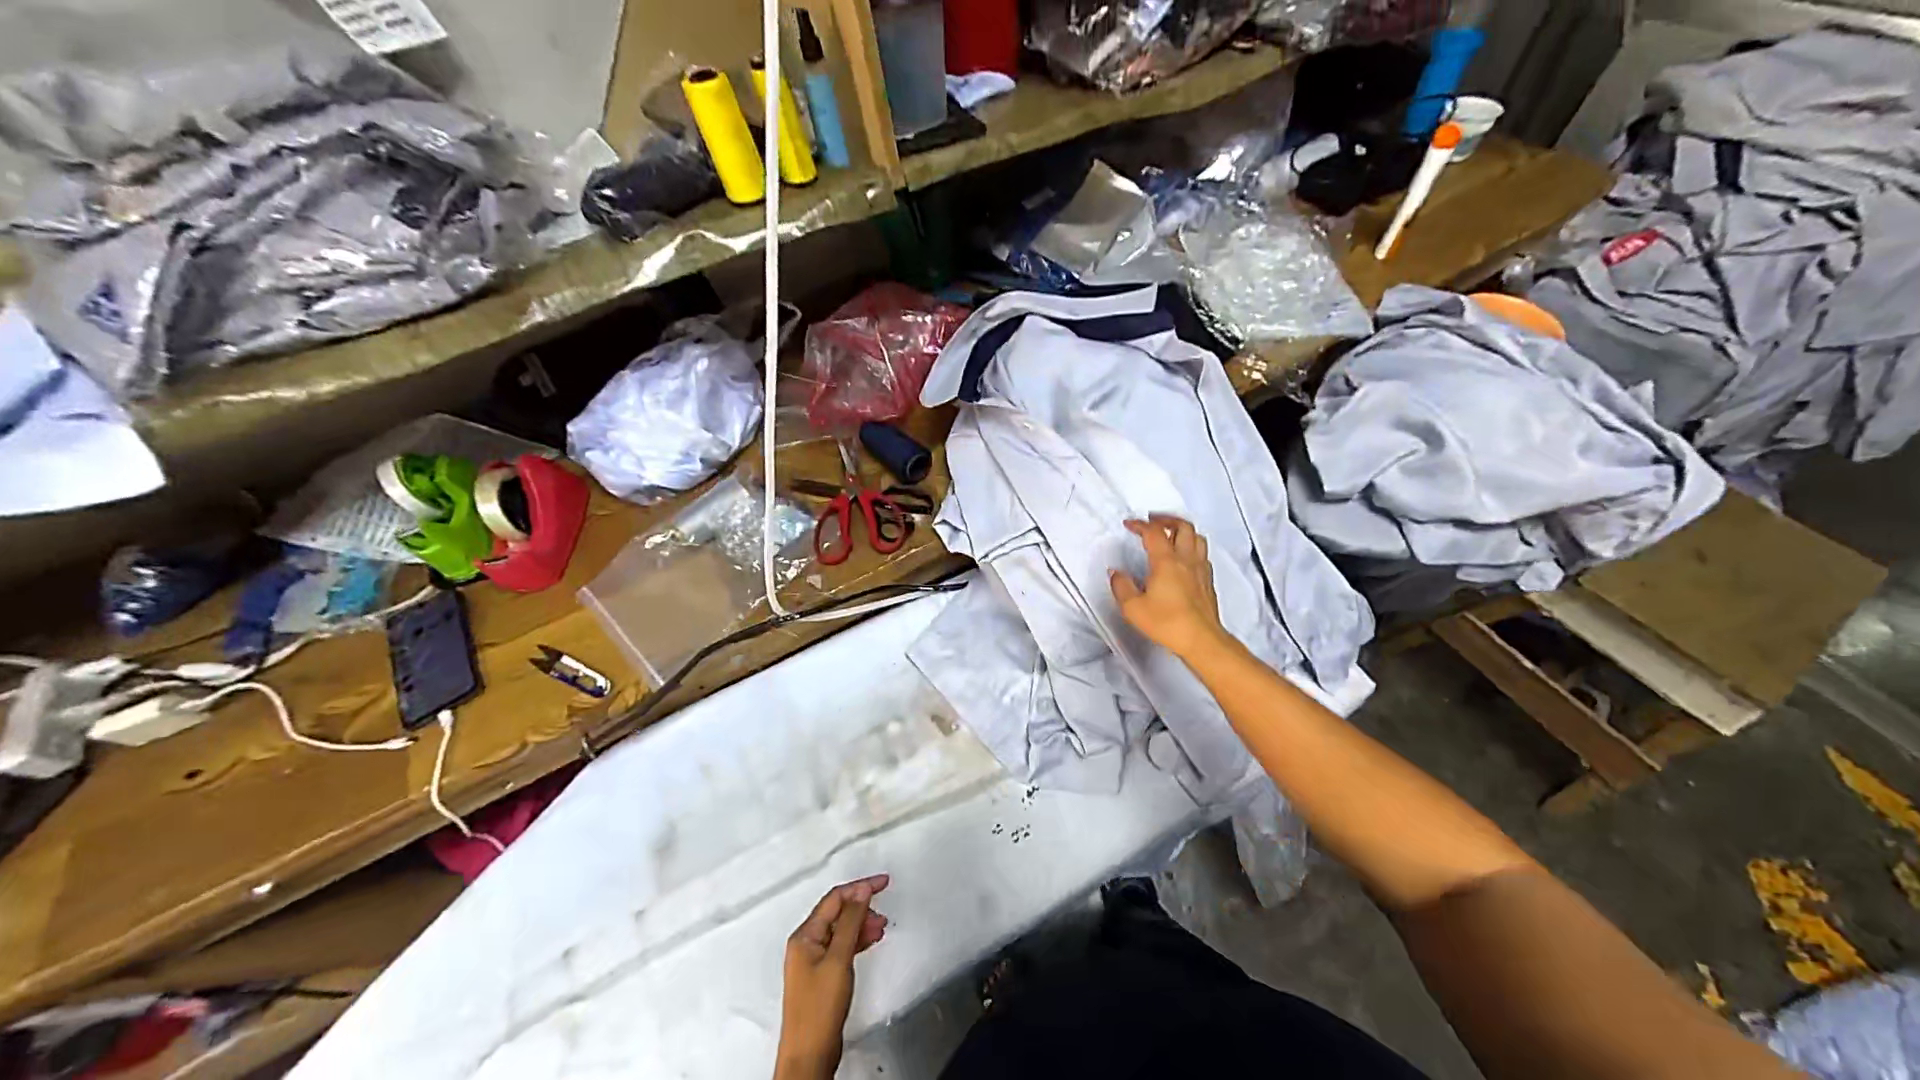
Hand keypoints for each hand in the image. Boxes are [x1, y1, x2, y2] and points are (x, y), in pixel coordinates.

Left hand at [775, 875, 889, 1079]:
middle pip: (837, 911)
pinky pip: (842, 945)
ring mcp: (813, 960)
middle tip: (882, 900)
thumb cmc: (817, 1012)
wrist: (810, 1053)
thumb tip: (860, 892)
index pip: (835, 899)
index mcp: (804, 936)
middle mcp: (806, 944)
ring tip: (880, 924)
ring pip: (841, 929)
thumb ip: (851, 922)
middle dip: (861, 904)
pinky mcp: (822, 975)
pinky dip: (857, 939)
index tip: (880, 882)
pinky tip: (869, 940)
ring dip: (861, 922)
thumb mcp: (838, 958)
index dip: (859, 887)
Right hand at [1110, 515, 1232, 660]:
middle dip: (1166, 519)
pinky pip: (1203, 554)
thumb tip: (1116, 574)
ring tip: (1171, 533)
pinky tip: (1185, 557)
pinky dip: (1192, 547)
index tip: (1129, 524)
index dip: (1140, 524)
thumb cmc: (1168, 623)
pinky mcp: (1208, 582)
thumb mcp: (1133, 607)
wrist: (1201, 640)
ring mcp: (1200, 570)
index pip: (1154, 532)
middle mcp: (1186, 560)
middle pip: (1182, 526)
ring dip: (1182, 530)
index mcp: (1166, 561)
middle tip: (1153, 520)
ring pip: (1197, 537)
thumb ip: (1121, 586)